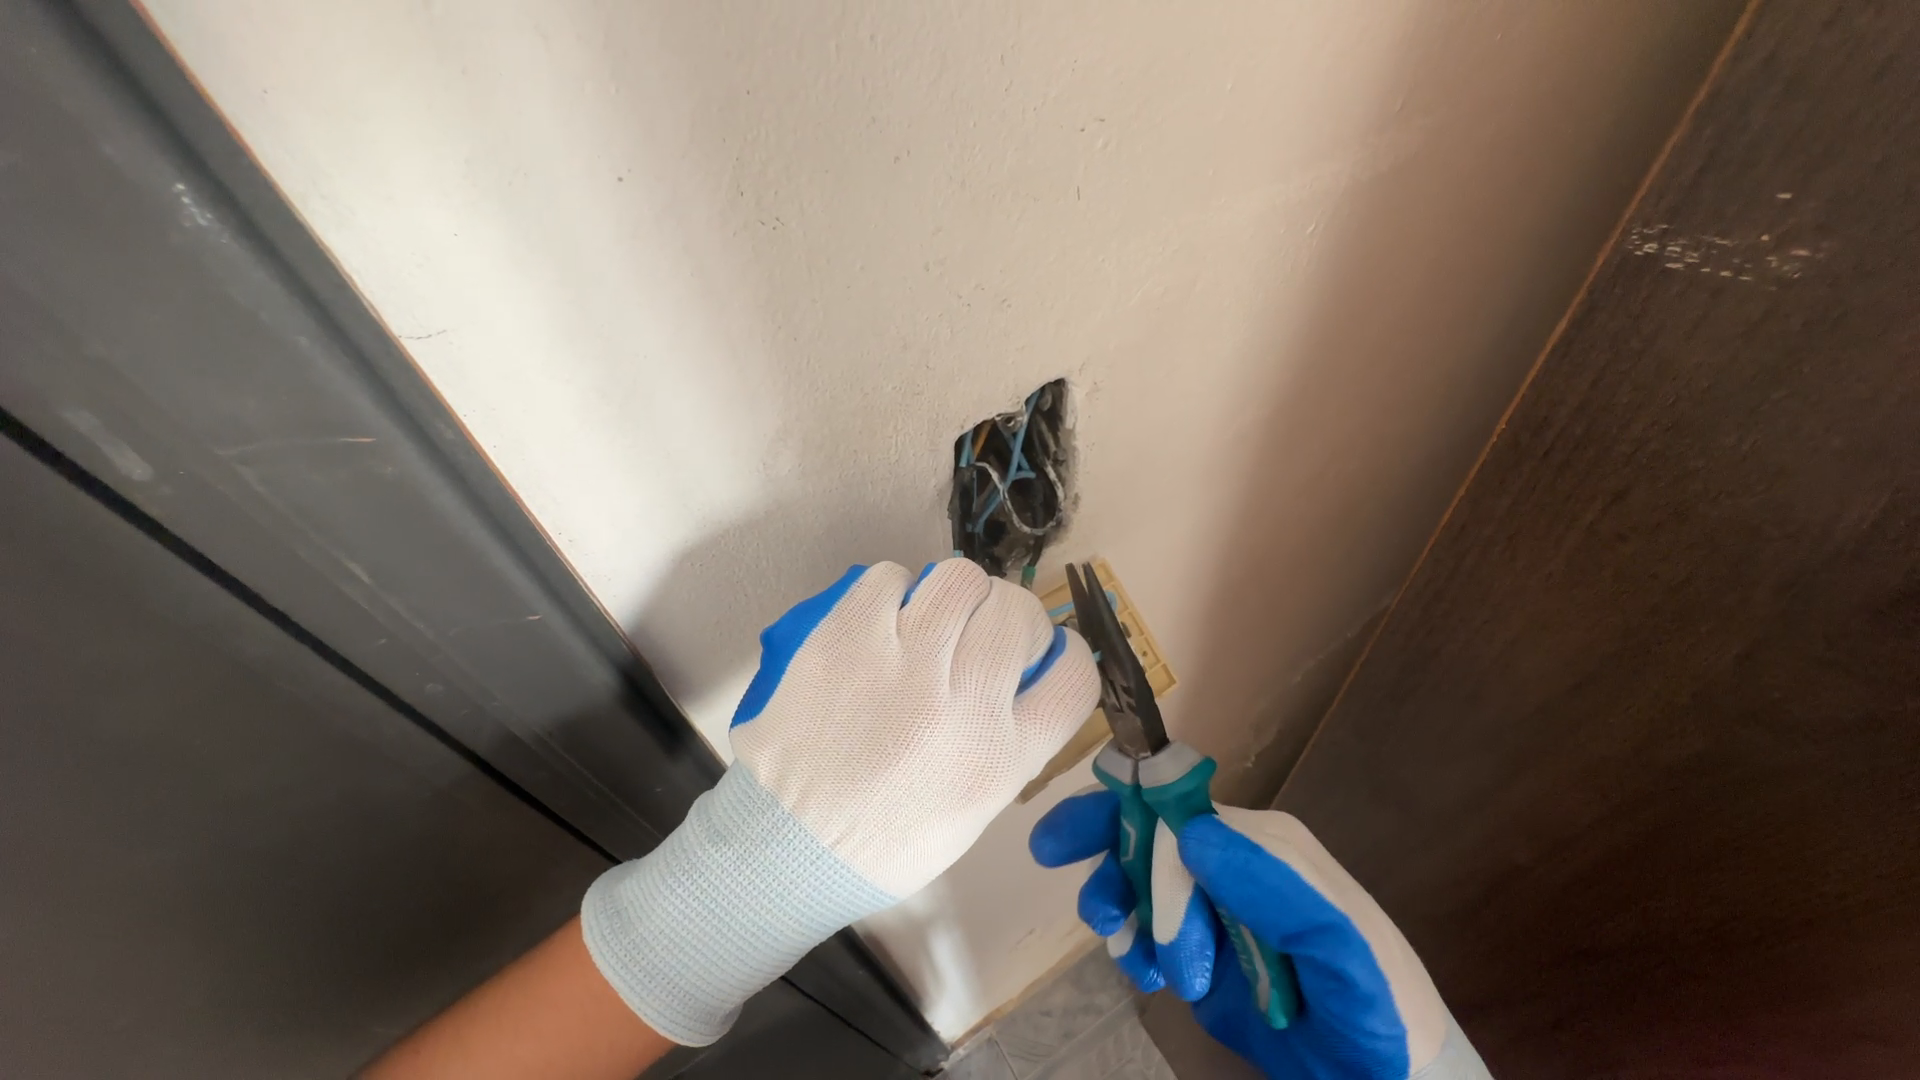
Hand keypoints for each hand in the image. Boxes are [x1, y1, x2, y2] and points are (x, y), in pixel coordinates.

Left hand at [583, 559, 1098, 1045]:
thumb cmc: (882, 840)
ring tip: (929, 618)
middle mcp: (964, 707)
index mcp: (1001, 759)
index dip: (1062, 653)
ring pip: (961, 580)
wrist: (785, 847)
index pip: (1073, 678)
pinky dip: (891, 591)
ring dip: (953, 593)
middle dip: (1006, 615)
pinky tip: (880, 620)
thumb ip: (1007, 745)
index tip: (1041, 653)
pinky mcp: (846, 639)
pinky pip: (890, 578)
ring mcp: (903, 666)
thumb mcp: (973, 811)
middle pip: (1018, 614)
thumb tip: (1017, 681)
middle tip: (975, 631)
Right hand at [1031, 795, 1490, 1079]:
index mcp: (1261, 844)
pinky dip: (1133, 943)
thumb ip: (1276, 886)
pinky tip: (1144, 972)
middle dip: (1103, 848)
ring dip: (1118, 906)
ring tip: (1126, 950)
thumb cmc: (1372, 1002)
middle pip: (1148, 834)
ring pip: (1140, 881)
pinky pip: (1148, 928)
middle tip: (1057, 861)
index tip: (1067, 839)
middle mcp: (1231, 862)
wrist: (1388, 1076)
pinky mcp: (1202, 946)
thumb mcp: (1339, 944)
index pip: (1177, 812)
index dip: (1122, 818)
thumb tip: (1194, 831)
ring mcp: (1213, 904)